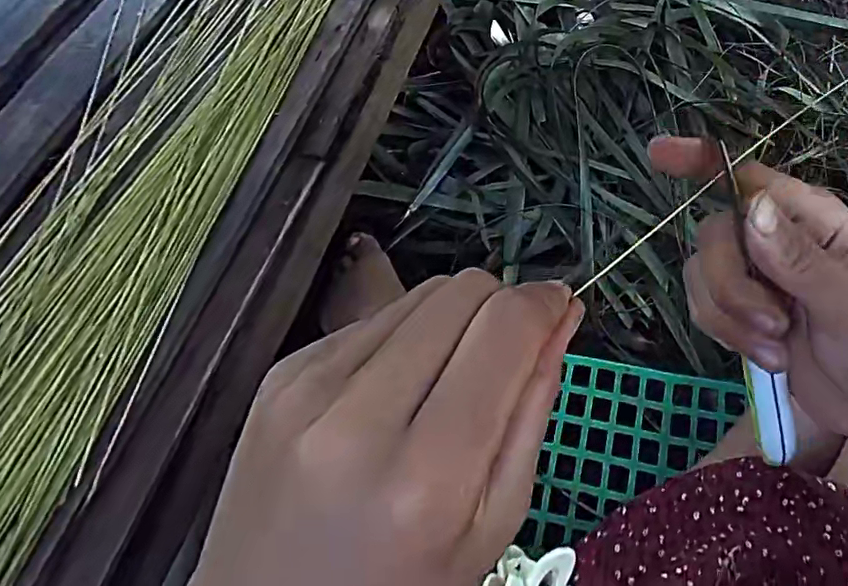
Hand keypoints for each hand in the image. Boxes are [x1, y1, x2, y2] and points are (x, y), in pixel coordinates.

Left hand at [191, 271, 582, 585]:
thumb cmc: (402, 581)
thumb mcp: (494, 520)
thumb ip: (536, 404)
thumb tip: (562, 311)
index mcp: (426, 476)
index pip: (505, 327)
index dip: (544, 301)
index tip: (559, 304)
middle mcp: (358, 421)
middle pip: (466, 290)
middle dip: (502, 307)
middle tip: (503, 353)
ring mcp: (310, 389)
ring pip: (425, 291)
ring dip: (454, 318)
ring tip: (445, 378)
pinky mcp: (285, 371)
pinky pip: (378, 312)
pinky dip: (408, 334)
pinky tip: (398, 387)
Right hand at [652, 136, 847, 585]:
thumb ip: (798, 259)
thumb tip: (750, 208)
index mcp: (811, 217)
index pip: (747, 177)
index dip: (700, 160)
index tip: (658, 154)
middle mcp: (777, 235)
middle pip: (715, 232)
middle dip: (731, 283)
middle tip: (772, 323)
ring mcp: (757, 273)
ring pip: (703, 271)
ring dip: (730, 315)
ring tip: (777, 347)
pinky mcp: (742, 310)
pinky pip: (704, 305)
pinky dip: (726, 333)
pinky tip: (769, 357)